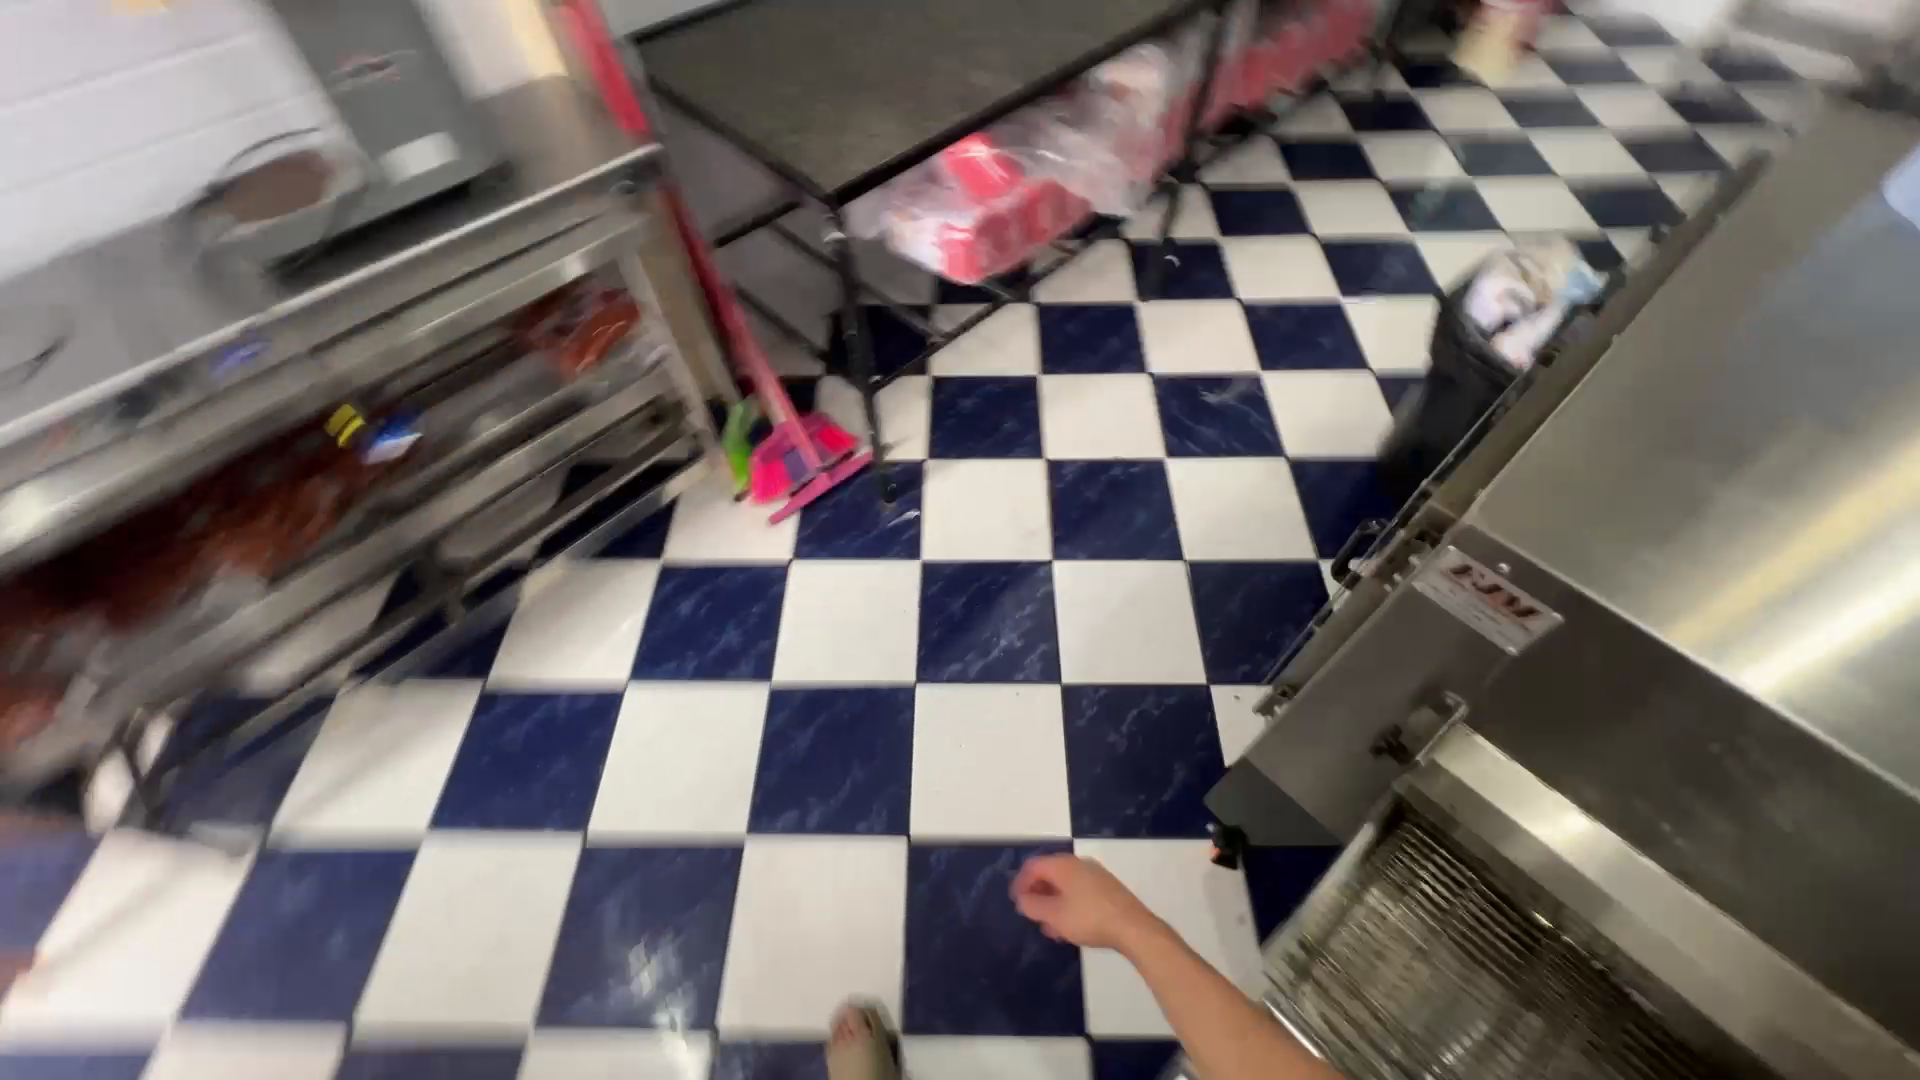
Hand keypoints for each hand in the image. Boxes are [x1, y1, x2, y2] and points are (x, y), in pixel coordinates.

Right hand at [1010, 854, 1164, 952]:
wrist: (1133, 927)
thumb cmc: (1089, 918)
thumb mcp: (1055, 916)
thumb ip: (1033, 905)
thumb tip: (1023, 899)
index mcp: (1063, 865)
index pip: (1033, 866)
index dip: (1020, 883)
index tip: (1016, 903)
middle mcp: (1079, 863)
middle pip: (1049, 873)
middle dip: (1038, 894)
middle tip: (1032, 915)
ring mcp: (1095, 875)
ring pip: (1065, 885)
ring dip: (1053, 902)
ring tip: (1050, 927)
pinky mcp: (1107, 888)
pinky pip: (1079, 891)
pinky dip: (1068, 904)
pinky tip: (1070, 926)